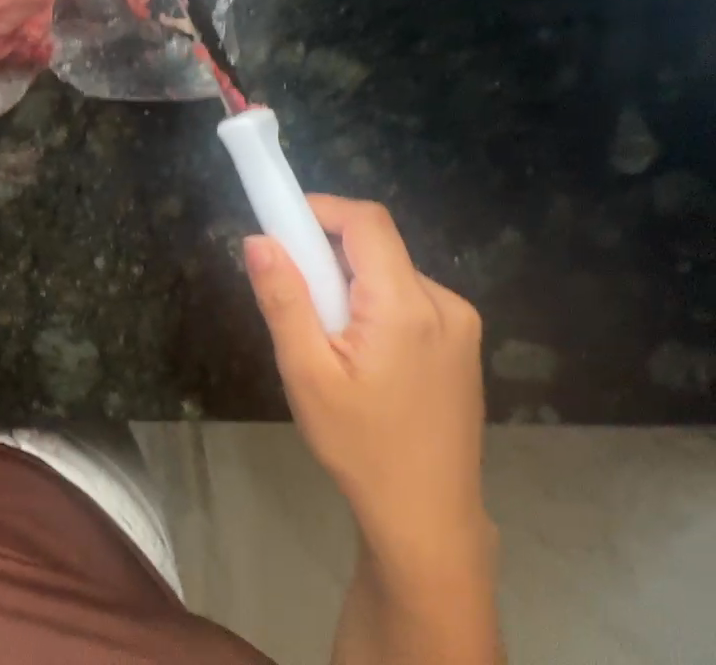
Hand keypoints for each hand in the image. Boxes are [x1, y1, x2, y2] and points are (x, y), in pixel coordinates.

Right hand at [244, 196, 486, 541]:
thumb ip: (283, 299)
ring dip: (343, 284)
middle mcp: (443, 304)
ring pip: (386, 274)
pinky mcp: (459, 343)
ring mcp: (458, 324)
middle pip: (374, 247)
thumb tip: (258, 239)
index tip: (274, 222)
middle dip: (322, 256)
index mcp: (405, 307)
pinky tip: (351, 354)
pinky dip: (366, 304)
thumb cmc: (357, 441)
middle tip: (286, 298)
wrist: (425, 509)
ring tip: (318, 339)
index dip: (318, 207)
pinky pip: (404, 299)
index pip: (367, 222)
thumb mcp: (304, 370)